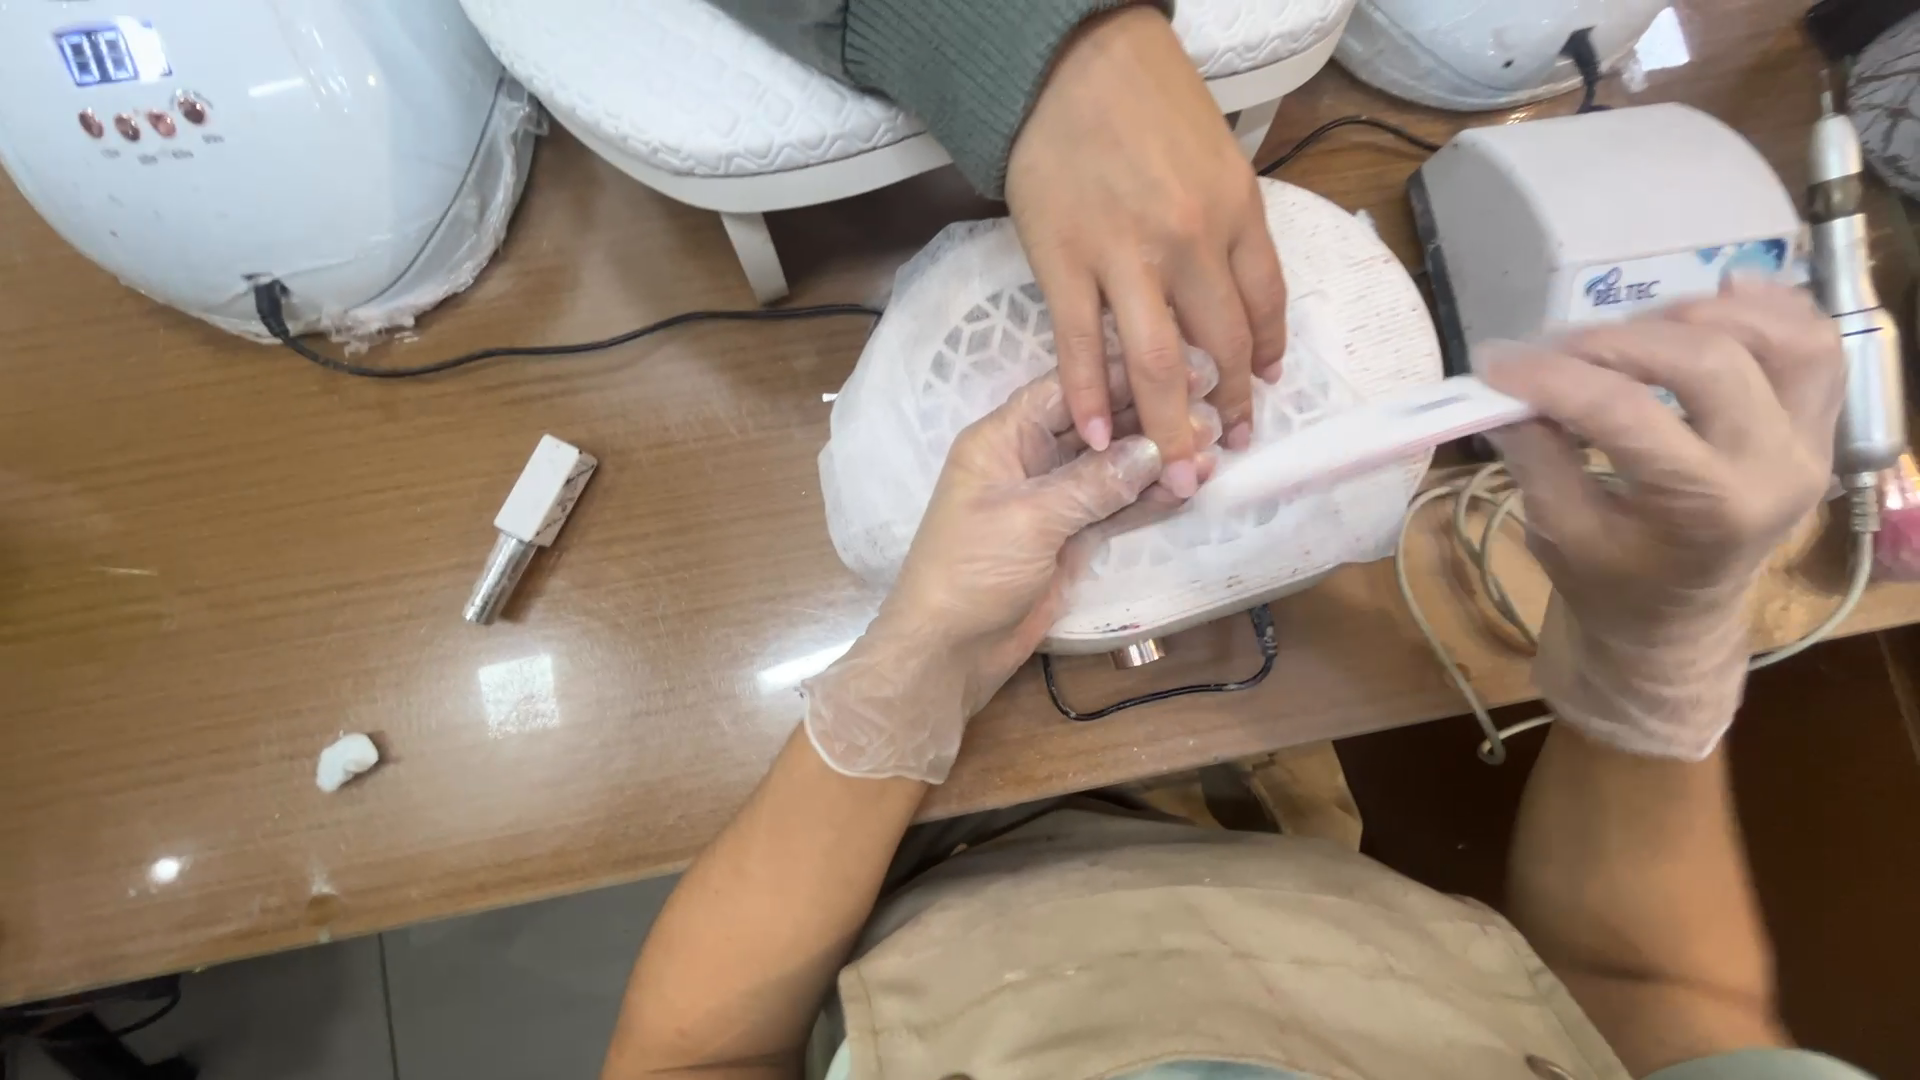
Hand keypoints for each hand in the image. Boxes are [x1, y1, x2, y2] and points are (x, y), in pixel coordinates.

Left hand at [804, 362, 1221, 782]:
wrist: (951, 649)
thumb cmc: (972, 571)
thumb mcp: (1029, 519)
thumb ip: (1092, 483)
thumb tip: (1156, 449)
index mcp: (1003, 438)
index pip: (1068, 390)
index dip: (1121, 376)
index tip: (1179, 366)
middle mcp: (1030, 458)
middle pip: (1097, 426)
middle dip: (1150, 418)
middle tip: (1211, 409)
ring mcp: (1053, 499)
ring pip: (1114, 467)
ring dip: (1159, 459)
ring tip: (1213, 448)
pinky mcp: (1071, 535)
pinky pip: (1116, 507)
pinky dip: (1149, 498)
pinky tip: (1189, 485)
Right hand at [1005, 5, 1284, 497]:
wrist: (1068, 62)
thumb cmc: (1147, 101)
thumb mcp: (1216, 154)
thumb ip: (1228, 224)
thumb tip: (1228, 290)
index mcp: (1236, 211)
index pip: (1263, 306)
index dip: (1262, 358)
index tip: (1256, 392)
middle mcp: (1190, 244)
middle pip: (1216, 348)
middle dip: (1223, 411)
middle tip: (1220, 455)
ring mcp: (1124, 259)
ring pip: (1153, 364)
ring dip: (1166, 428)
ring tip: (1171, 473)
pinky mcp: (1064, 268)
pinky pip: (1080, 348)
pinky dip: (1090, 399)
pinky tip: (1098, 438)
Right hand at [1481, 281, 1844, 759]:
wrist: (1670, 614)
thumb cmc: (1605, 581)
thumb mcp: (1555, 530)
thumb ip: (1536, 455)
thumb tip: (1504, 392)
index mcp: (1704, 506)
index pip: (1624, 412)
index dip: (1552, 378)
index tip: (1492, 364)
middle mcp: (1776, 465)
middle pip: (1707, 361)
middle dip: (1613, 341)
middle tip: (1548, 348)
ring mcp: (1810, 441)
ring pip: (1779, 338)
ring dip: (1690, 319)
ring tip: (1618, 332)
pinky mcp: (1815, 425)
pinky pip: (1815, 345)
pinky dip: (1767, 309)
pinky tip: (1714, 296)